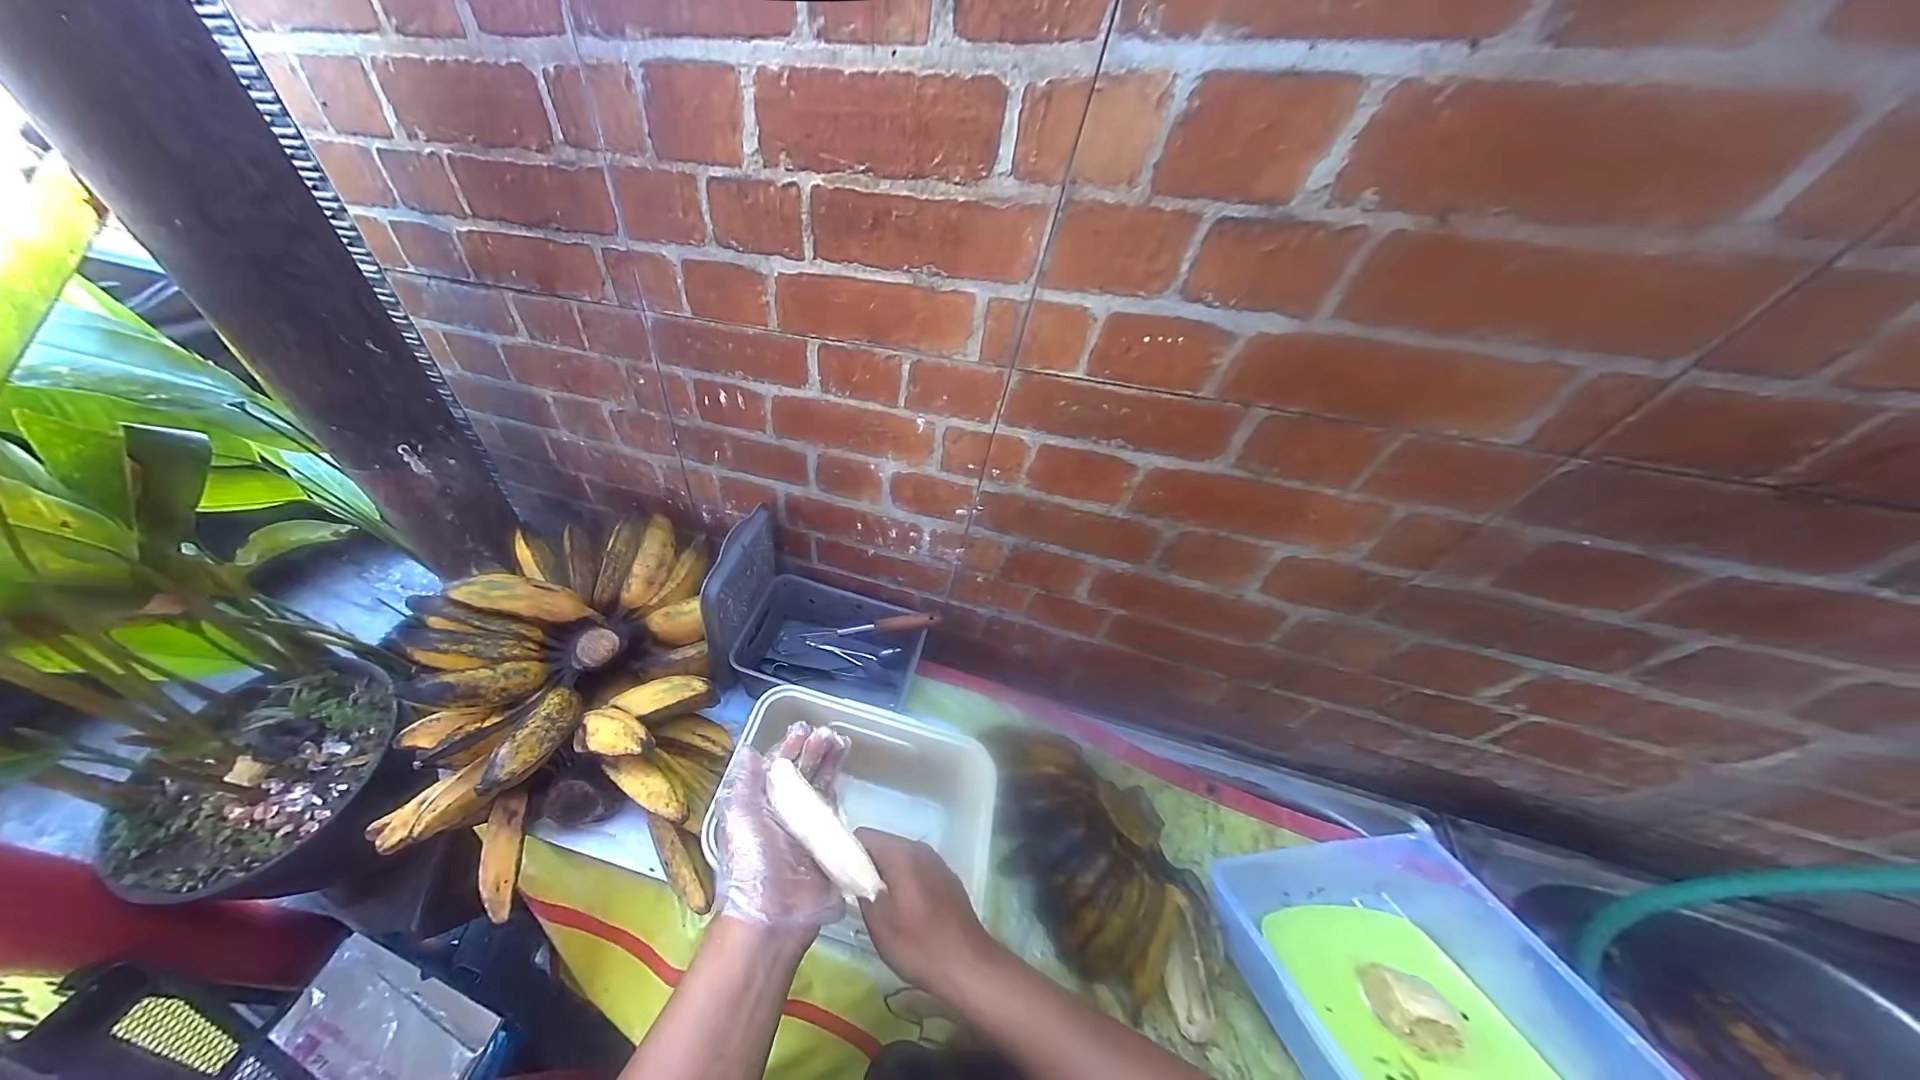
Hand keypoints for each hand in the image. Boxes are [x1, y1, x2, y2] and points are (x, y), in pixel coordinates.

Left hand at [711, 721, 850, 928]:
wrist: (775, 916)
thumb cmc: (753, 865)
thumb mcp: (740, 819)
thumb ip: (745, 784)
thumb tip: (749, 750)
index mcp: (761, 806)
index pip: (777, 768)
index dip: (789, 747)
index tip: (802, 729)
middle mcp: (785, 812)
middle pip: (803, 772)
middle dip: (814, 749)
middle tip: (827, 732)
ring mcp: (810, 825)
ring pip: (822, 784)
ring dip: (830, 761)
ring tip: (841, 740)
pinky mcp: (830, 839)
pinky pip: (838, 808)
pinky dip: (844, 787)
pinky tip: (849, 772)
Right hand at [857, 829, 1002, 995]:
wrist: (968, 966)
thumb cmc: (918, 944)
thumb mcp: (878, 921)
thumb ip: (860, 889)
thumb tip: (850, 874)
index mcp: (903, 853)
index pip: (863, 836)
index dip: (846, 853)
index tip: (837, 878)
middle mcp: (921, 849)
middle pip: (882, 845)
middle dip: (865, 866)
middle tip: (853, 897)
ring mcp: (937, 863)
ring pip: (899, 859)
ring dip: (884, 877)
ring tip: (876, 908)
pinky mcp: (946, 880)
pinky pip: (915, 871)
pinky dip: (903, 883)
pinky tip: (902, 913)